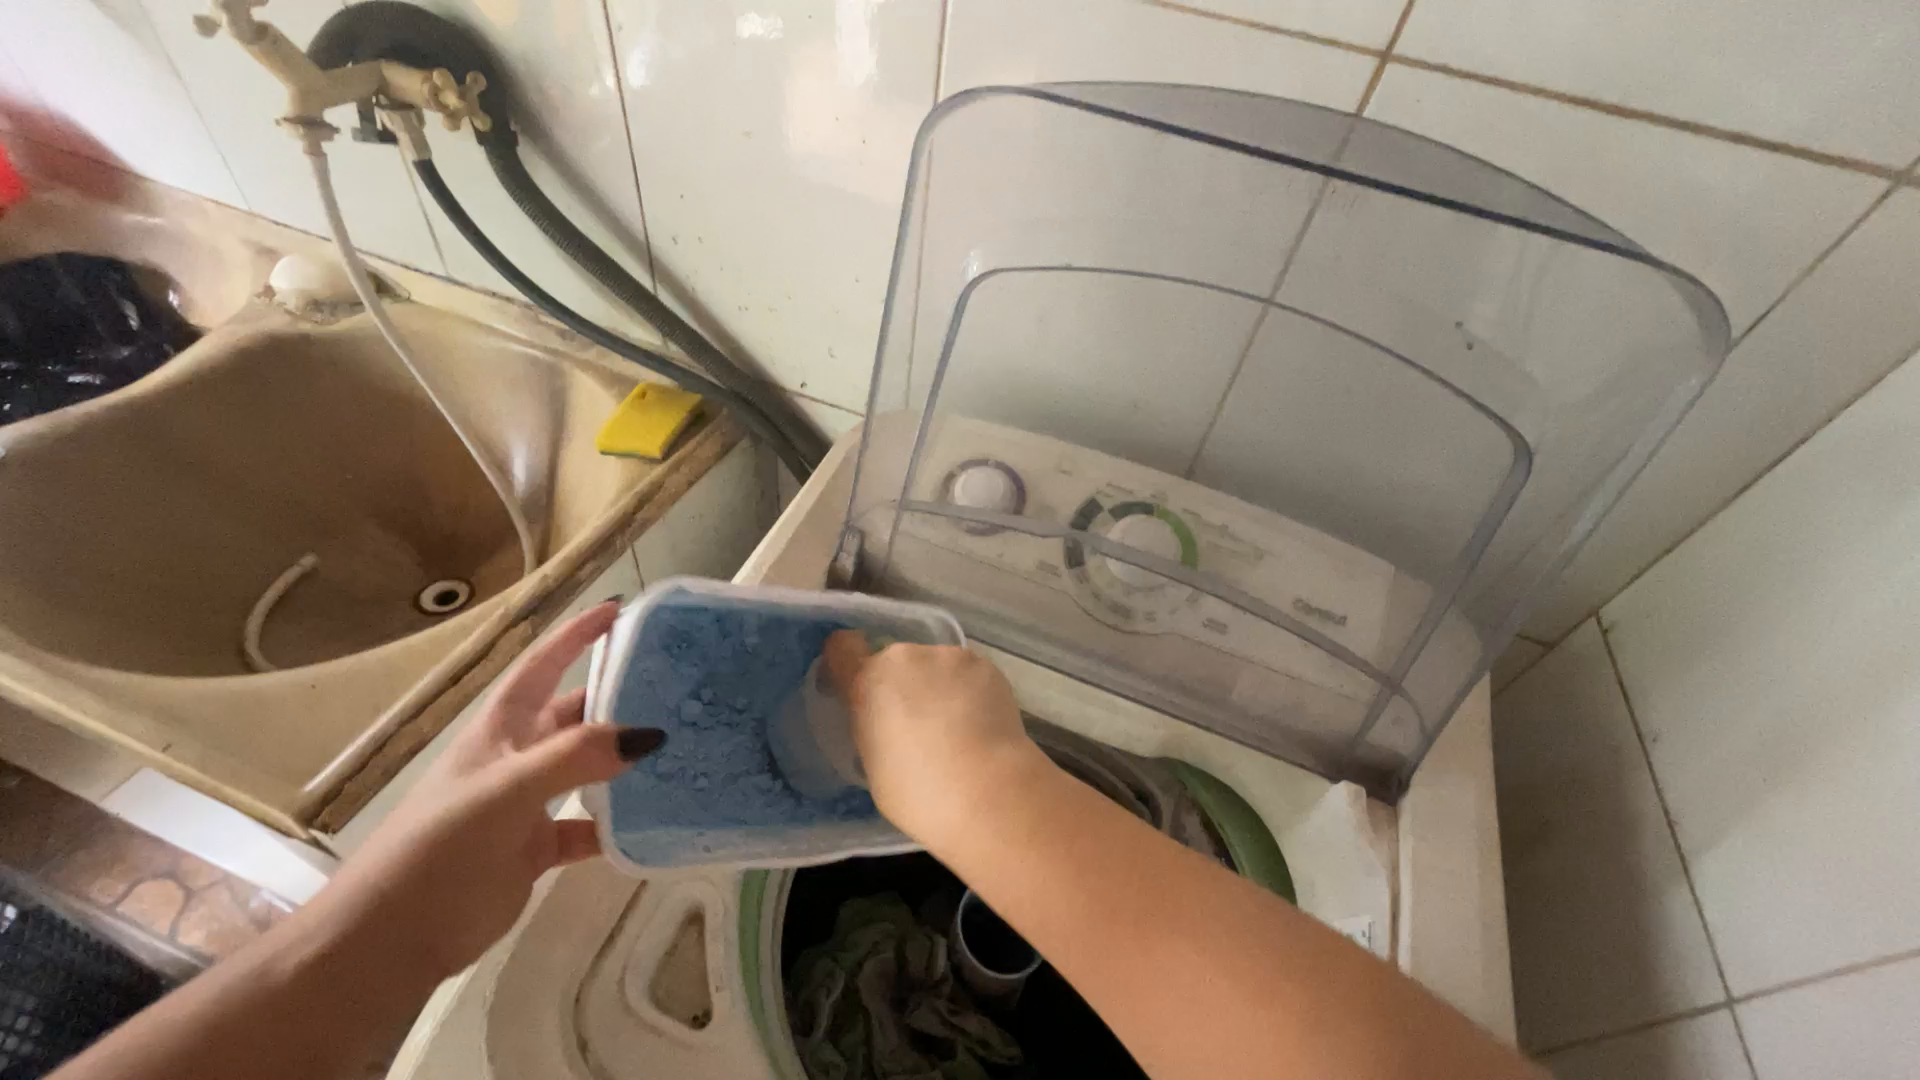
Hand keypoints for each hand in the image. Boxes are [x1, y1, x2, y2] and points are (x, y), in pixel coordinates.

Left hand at [309, 601, 663, 981]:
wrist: (395, 935)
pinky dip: (620, 822)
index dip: (577, 634)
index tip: (620, 609)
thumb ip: (577, 757)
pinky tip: (656, 818)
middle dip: (619, 697)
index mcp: (502, 728)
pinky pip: (592, 824)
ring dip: (626, 760)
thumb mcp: (508, 788)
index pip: (544, 665)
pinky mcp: (539, 846)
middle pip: (576, 714)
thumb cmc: (442, 844)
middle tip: (677, 686)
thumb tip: (650, 735)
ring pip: (590, 768)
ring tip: (681, 745)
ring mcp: (529, 802)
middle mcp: (519, 756)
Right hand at [822, 632, 1053, 849]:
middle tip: (919, 722)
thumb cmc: (917, 792)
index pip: (842, 647)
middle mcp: (905, 657)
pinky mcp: (986, 666)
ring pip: (936, 666)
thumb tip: (886, 720)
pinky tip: (981, 724)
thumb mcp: (871, 761)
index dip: (847, 662)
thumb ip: (872, 725)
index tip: (855, 684)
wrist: (985, 792)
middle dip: (903, 684)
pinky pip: (969, 674)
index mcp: (867, 681)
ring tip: (958, 726)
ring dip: (940, 686)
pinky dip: (971, 692)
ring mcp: (949, 657)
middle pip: (896, 662)